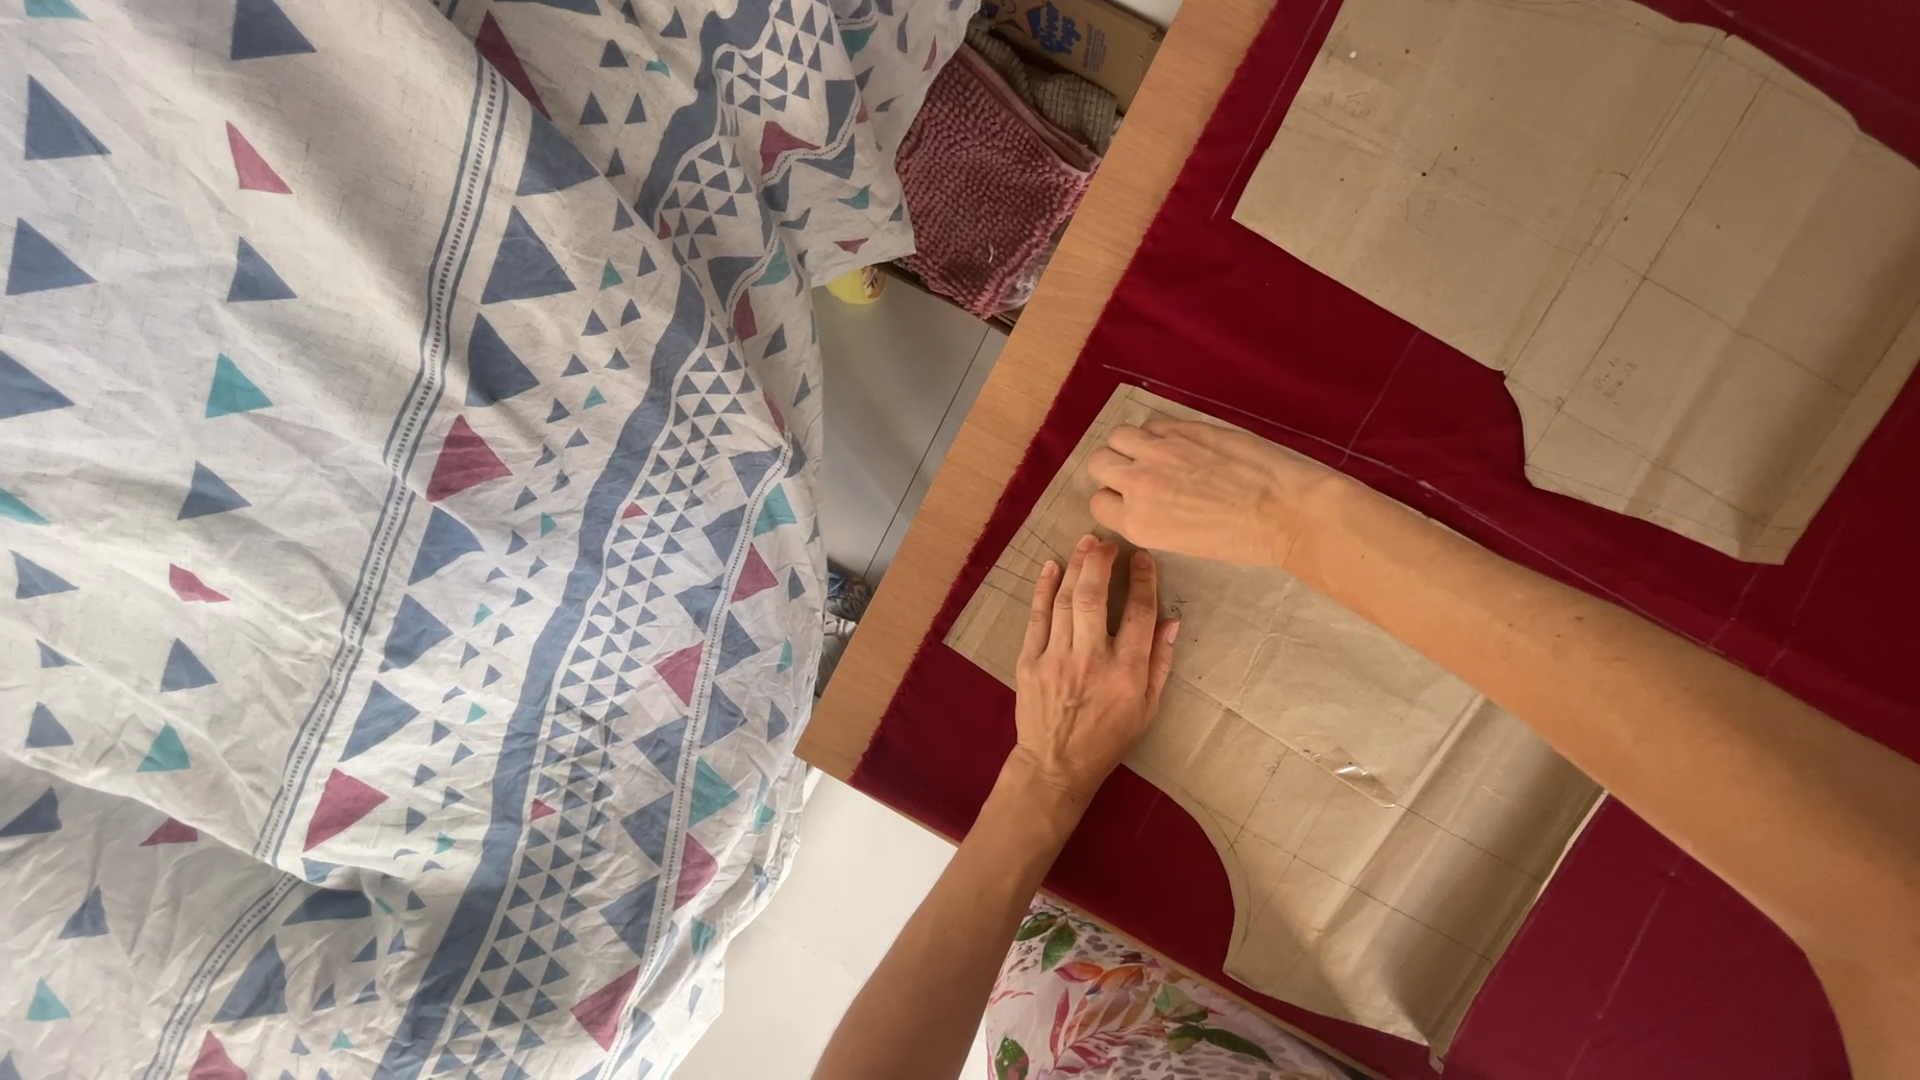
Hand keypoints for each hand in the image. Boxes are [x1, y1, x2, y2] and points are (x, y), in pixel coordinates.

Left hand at [1009, 534, 1178, 806]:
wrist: (1056, 765)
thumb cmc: (1108, 738)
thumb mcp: (1148, 708)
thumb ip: (1160, 662)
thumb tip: (1172, 620)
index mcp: (1126, 674)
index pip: (1139, 614)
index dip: (1143, 580)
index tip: (1142, 558)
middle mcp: (1091, 661)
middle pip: (1095, 598)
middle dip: (1101, 562)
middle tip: (1107, 541)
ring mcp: (1056, 659)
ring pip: (1066, 601)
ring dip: (1076, 567)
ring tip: (1085, 543)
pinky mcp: (1029, 662)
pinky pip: (1037, 617)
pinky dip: (1043, 589)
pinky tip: (1052, 566)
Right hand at [1087, 419, 1346, 567]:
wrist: (1286, 510)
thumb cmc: (1244, 540)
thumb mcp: (1183, 544)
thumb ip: (1152, 519)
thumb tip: (1145, 502)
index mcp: (1138, 522)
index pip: (1097, 501)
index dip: (1113, 498)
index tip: (1128, 498)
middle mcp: (1139, 484)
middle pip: (1098, 462)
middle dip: (1113, 466)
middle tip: (1136, 470)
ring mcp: (1160, 451)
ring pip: (1118, 435)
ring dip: (1130, 443)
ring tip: (1155, 451)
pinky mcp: (1185, 428)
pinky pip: (1153, 422)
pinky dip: (1159, 431)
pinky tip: (1180, 442)